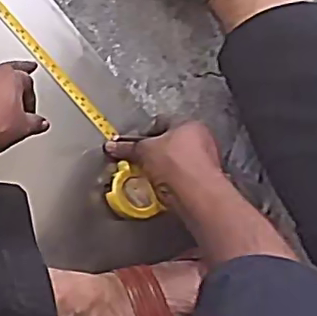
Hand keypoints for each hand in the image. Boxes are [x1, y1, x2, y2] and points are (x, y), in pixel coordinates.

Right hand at [104, 121, 222, 209]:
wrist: (196, 193)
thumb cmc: (172, 162)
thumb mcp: (143, 151)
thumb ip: (126, 148)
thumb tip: (110, 146)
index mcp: (189, 124)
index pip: (160, 123)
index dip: (143, 133)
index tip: (132, 146)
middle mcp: (202, 137)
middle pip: (169, 141)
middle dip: (152, 151)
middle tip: (137, 160)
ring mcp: (206, 159)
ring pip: (175, 159)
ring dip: (161, 165)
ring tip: (147, 174)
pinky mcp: (205, 178)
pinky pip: (181, 173)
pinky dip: (170, 177)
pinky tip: (160, 184)